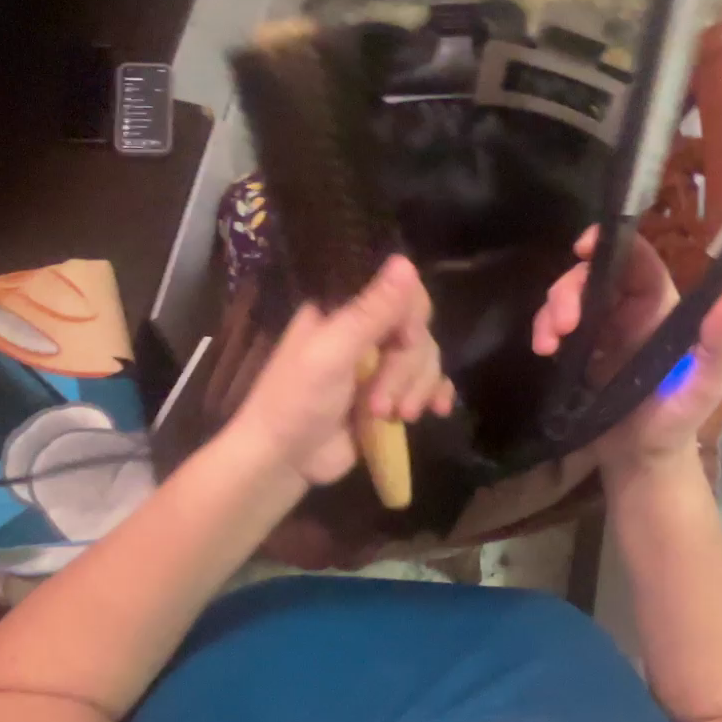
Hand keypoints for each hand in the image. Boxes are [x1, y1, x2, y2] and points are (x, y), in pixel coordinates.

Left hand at [230, 255, 454, 486]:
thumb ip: (371, 311)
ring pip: (426, 361)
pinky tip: (437, 411)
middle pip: (418, 334)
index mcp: (344, 312)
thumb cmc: (295, 401)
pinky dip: (435, 396)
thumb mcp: (332, 353)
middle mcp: (365, 334)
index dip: (411, 321)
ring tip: (392, 416)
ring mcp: (379, 368)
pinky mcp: (390, 398)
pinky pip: (428, 386)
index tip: (403, 342)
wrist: (284, 461)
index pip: (401, 296)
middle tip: (380, 405)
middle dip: (406, 372)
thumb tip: (406, 260)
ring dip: (416, 390)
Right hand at [532, 228, 721, 479]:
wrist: (640, 460)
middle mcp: (629, 311)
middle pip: (594, 275)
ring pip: (570, 297)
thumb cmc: (677, 422)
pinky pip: (556, 326)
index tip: (583, 247)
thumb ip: (721, 347)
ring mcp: (601, 331)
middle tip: (562, 323)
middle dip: (569, 288)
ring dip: (552, 311)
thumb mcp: (705, 388)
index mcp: (660, 308)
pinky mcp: (578, 352)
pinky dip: (544, 330)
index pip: (637, 260)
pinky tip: (543, 351)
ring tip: (547, 344)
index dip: (611, 243)